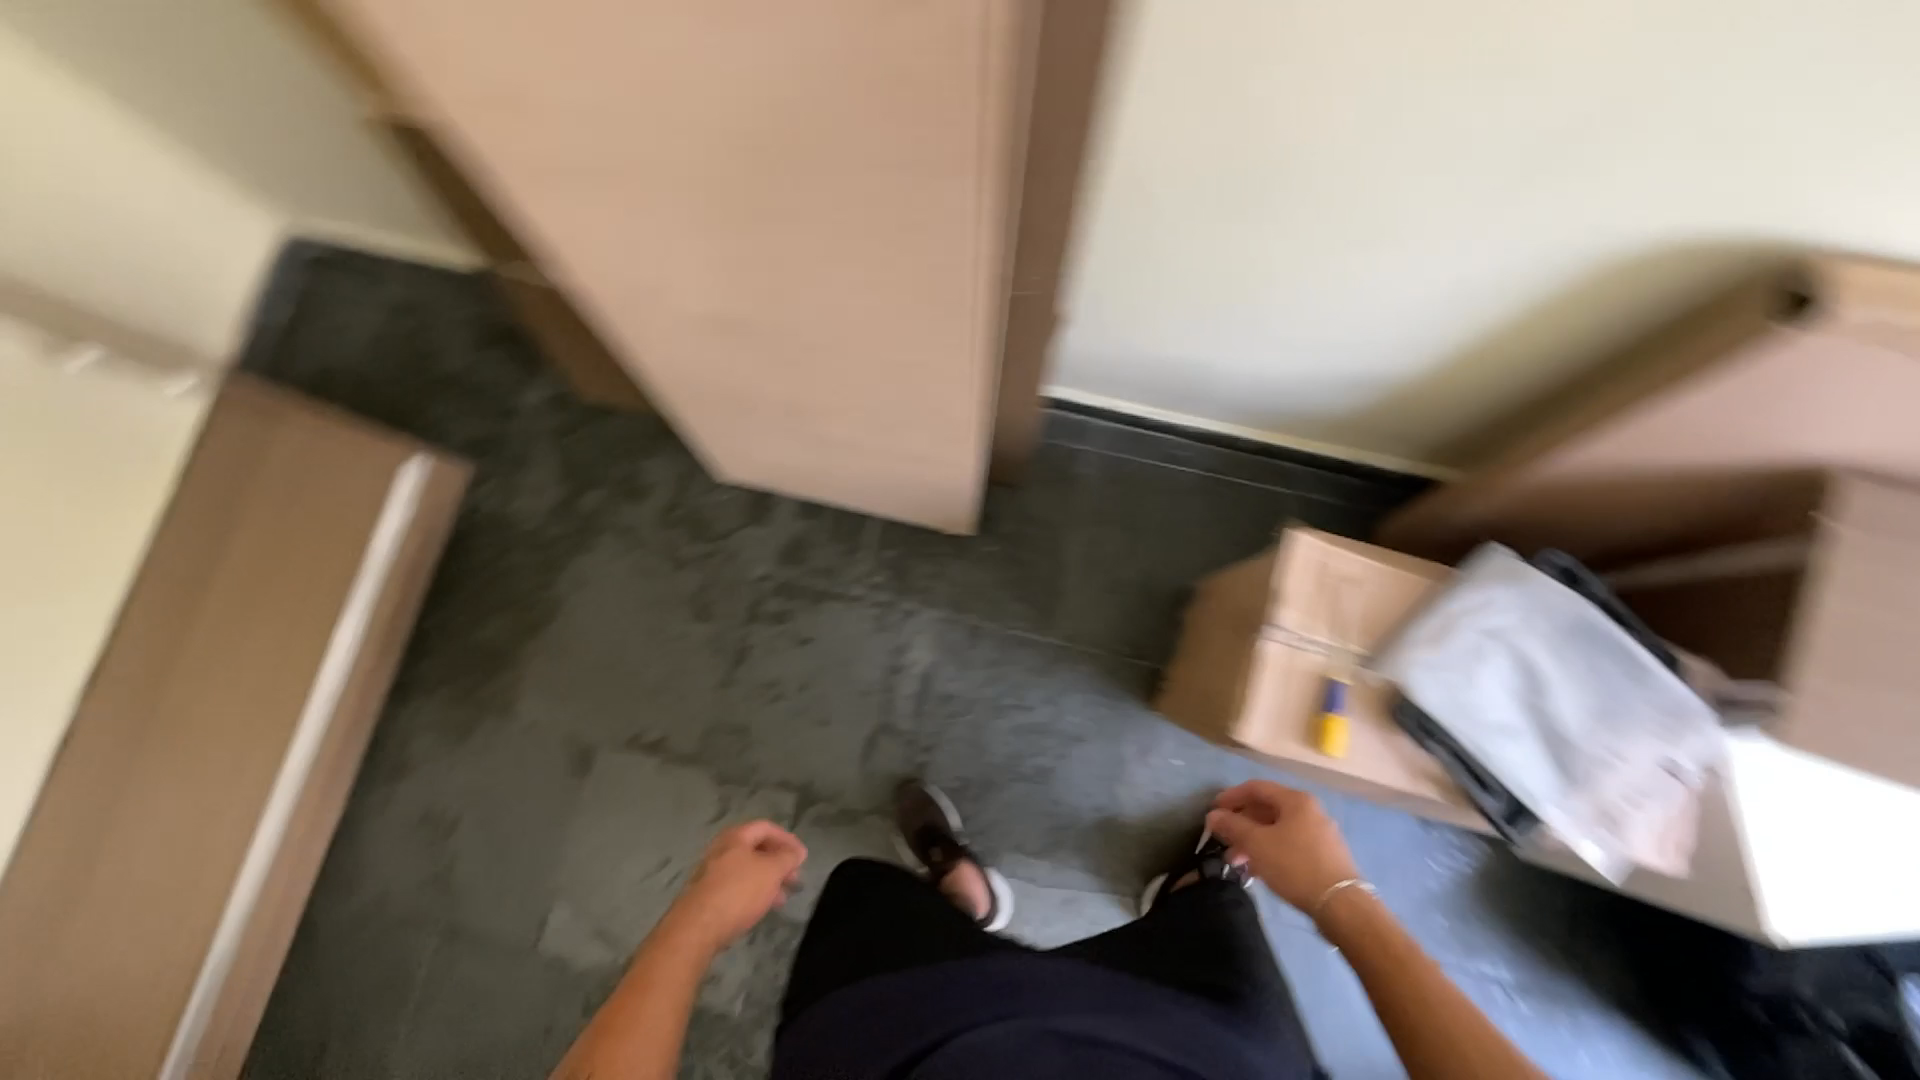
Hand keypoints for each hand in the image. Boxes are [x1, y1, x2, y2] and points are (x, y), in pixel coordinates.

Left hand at [662, 821, 806, 953]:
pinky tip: (761, 908)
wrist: (695, 929)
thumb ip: (787, 858)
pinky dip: (753, 893)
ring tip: (782, 898)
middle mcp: (720, 851)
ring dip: (768, 880)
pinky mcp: (706, 896)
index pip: (766, 828)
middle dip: (778, 862)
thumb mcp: (771, 871)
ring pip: (746, 870)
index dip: (787, 839)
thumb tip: (796, 852)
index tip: (802, 857)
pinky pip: (736, 887)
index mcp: (735, 837)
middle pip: (755, 849)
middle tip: (794, 878)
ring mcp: (710, 874)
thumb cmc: (738, 892)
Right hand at [1206, 781, 1360, 915]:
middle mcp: (1310, 811)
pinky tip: (1258, 870)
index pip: (1256, 788)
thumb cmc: (1295, 866)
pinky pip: (1289, 845)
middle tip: (1222, 840)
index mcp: (1296, 800)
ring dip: (1252, 841)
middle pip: (1267, 809)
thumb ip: (1232, 826)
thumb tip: (1213, 815)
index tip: (1212, 811)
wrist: (1342, 906)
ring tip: (1235, 861)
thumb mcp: (1257, 844)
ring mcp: (1320, 834)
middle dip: (1240, 824)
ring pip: (1277, 830)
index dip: (1231, 796)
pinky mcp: (1325, 856)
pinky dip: (1270, 851)